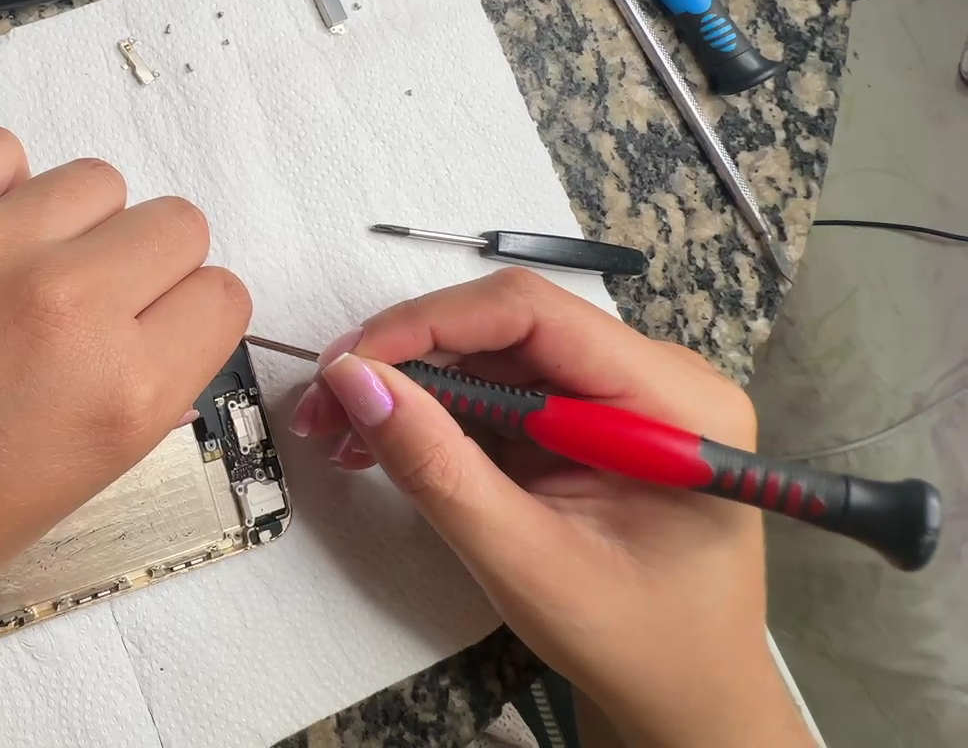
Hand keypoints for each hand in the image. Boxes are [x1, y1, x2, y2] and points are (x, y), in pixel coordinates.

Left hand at [0, 127, 251, 741]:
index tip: (158, 326)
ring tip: (17, 272)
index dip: (190, 316)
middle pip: (173, 221)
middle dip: (145, 265)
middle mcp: (62, 305)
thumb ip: (118, 402)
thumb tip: (141, 341)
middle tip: (87, 302)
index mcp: (119, 400)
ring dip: (74, 224)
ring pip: (93, 178)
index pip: (221, 297)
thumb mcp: (51, 499)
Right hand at [289, 269, 811, 747]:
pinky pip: (475, 381)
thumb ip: (433, 464)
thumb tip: (348, 377)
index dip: (424, 324)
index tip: (346, 368)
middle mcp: (641, 372)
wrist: (679, 690)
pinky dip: (416, 408)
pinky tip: (374, 442)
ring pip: (470, 350)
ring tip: (337, 432)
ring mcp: (601, 386)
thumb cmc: (629, 640)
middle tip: (323, 407)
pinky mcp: (565, 406)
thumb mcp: (520, 559)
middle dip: (395, 359)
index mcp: (668, 400)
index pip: (526, 313)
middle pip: (489, 326)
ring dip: (395, 384)